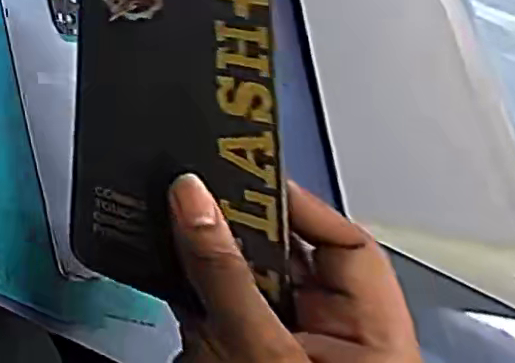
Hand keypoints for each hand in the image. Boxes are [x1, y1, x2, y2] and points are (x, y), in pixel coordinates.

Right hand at [170, 176, 421, 362]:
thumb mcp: (260, 353)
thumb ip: (224, 273)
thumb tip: (190, 191)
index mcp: (370, 343)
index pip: (349, 249)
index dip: (299, 204)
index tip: (241, 170)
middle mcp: (320, 337)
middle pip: (278, 252)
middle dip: (231, 216)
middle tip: (189, 185)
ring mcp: (266, 341)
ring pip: (230, 268)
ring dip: (192, 238)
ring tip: (161, 206)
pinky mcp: (219, 345)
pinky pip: (195, 287)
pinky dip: (169, 262)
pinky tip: (145, 239)